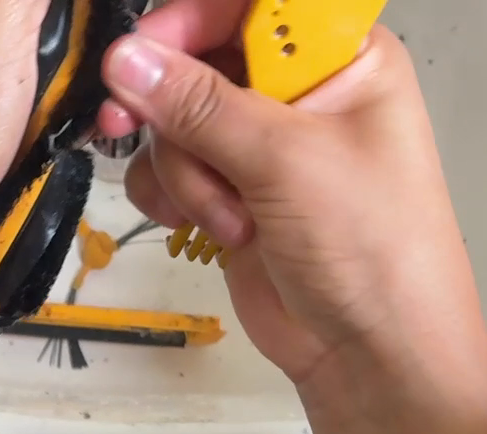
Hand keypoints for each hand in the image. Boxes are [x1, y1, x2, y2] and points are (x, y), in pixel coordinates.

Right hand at [96, 1, 486, 387]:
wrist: (363, 346)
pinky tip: (195, 226)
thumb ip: (201, 108)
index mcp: (334, 57)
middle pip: (198, 65)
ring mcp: (255, 152)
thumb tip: (124, 61)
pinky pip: (169, 176)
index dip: (191, 21)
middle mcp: (292, 96)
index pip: (249, 6)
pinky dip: (170, 199)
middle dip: (168, 107)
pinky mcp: (226, 199)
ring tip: (220, 217)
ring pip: (174, 128)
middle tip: (121, 127)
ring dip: (179, 172)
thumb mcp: (285, 161)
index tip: (141, 56)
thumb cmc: (364, 243)